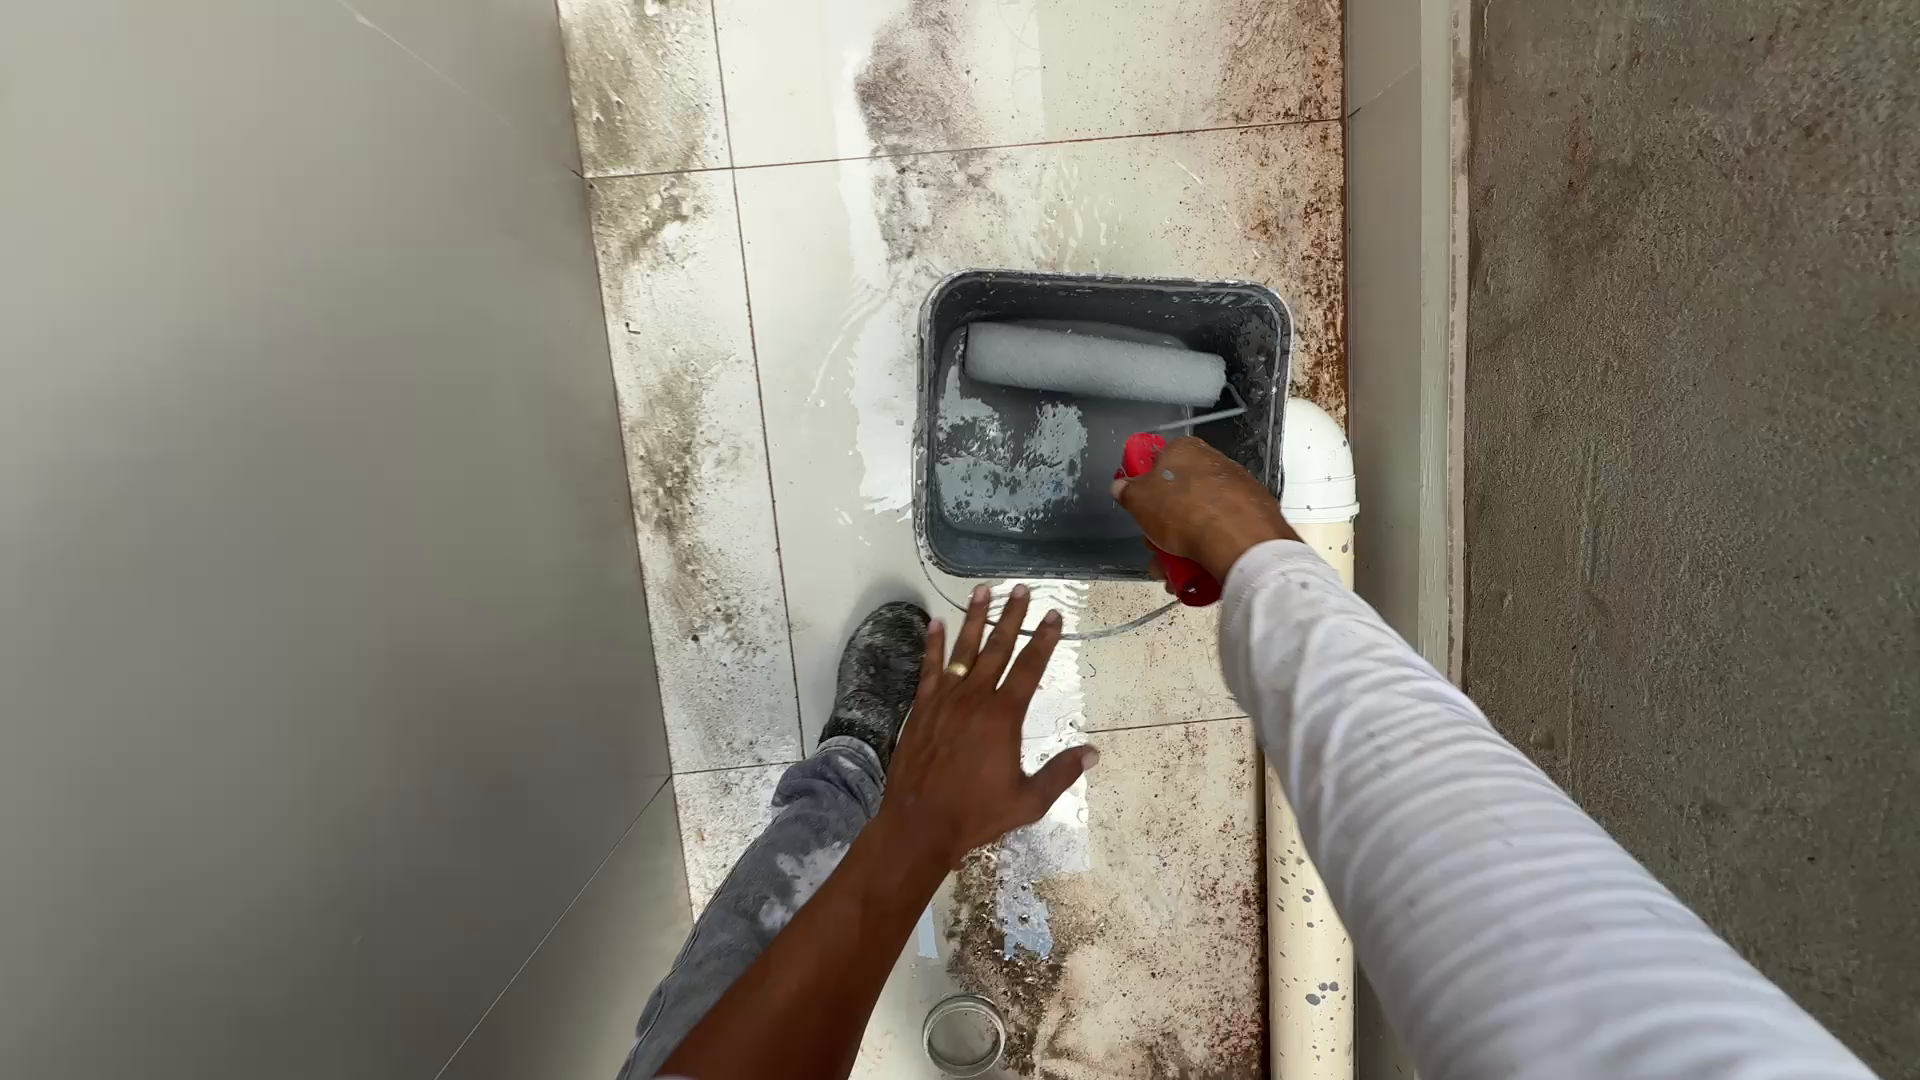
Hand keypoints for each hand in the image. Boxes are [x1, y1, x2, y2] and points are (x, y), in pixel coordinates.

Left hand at [875, 584, 1098, 870]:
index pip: (1030, 667)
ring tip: (981, 590)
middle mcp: (976, 698)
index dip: (1044, 639)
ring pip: (964, 650)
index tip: (1053, 614)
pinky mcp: (922, 706)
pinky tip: (936, 623)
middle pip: (998, 648)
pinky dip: (934, 644)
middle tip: (1020, 589)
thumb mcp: (1029, 801)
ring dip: (974, 618)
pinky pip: (930, 667)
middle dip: (1011, 616)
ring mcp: (945, 699)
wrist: (919, 823)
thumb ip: (1062, 773)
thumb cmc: (976, 814)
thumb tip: (1094, 753)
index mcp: (1004, 716)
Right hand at [1109, 435, 1298, 582]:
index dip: (1144, 487)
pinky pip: (1220, 532)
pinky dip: (1206, 550)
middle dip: (1161, 527)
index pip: (1157, 461)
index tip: (1140, 510)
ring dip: (1179, 546)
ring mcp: (1237, 488)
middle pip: (1177, 496)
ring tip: (1171, 572)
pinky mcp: (1254, 515)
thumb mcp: (1138, 500)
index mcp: (1185, 449)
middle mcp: (1214, 462)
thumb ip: (1126, 490)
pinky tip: (1196, 571)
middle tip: (1154, 549)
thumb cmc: (1182, 511)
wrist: (1239, 541)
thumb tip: (1121, 486)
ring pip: (1197, 518)